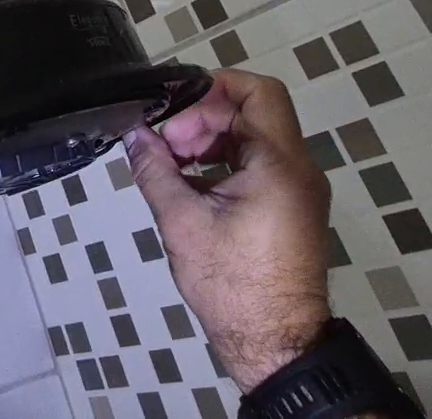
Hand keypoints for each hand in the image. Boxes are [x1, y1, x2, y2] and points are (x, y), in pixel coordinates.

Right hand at [124, 69, 331, 390]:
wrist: (277, 346)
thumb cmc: (231, 282)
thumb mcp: (181, 221)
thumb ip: (155, 168)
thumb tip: (134, 135)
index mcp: (278, 165)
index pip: (258, 92)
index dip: (214, 85)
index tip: (174, 107)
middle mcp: (297, 169)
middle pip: (250, 111)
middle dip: (201, 118)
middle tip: (166, 145)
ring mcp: (297, 188)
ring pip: (251, 135)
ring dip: (207, 139)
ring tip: (170, 164)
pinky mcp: (289, 206)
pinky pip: (256, 162)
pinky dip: (220, 160)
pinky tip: (187, 182)